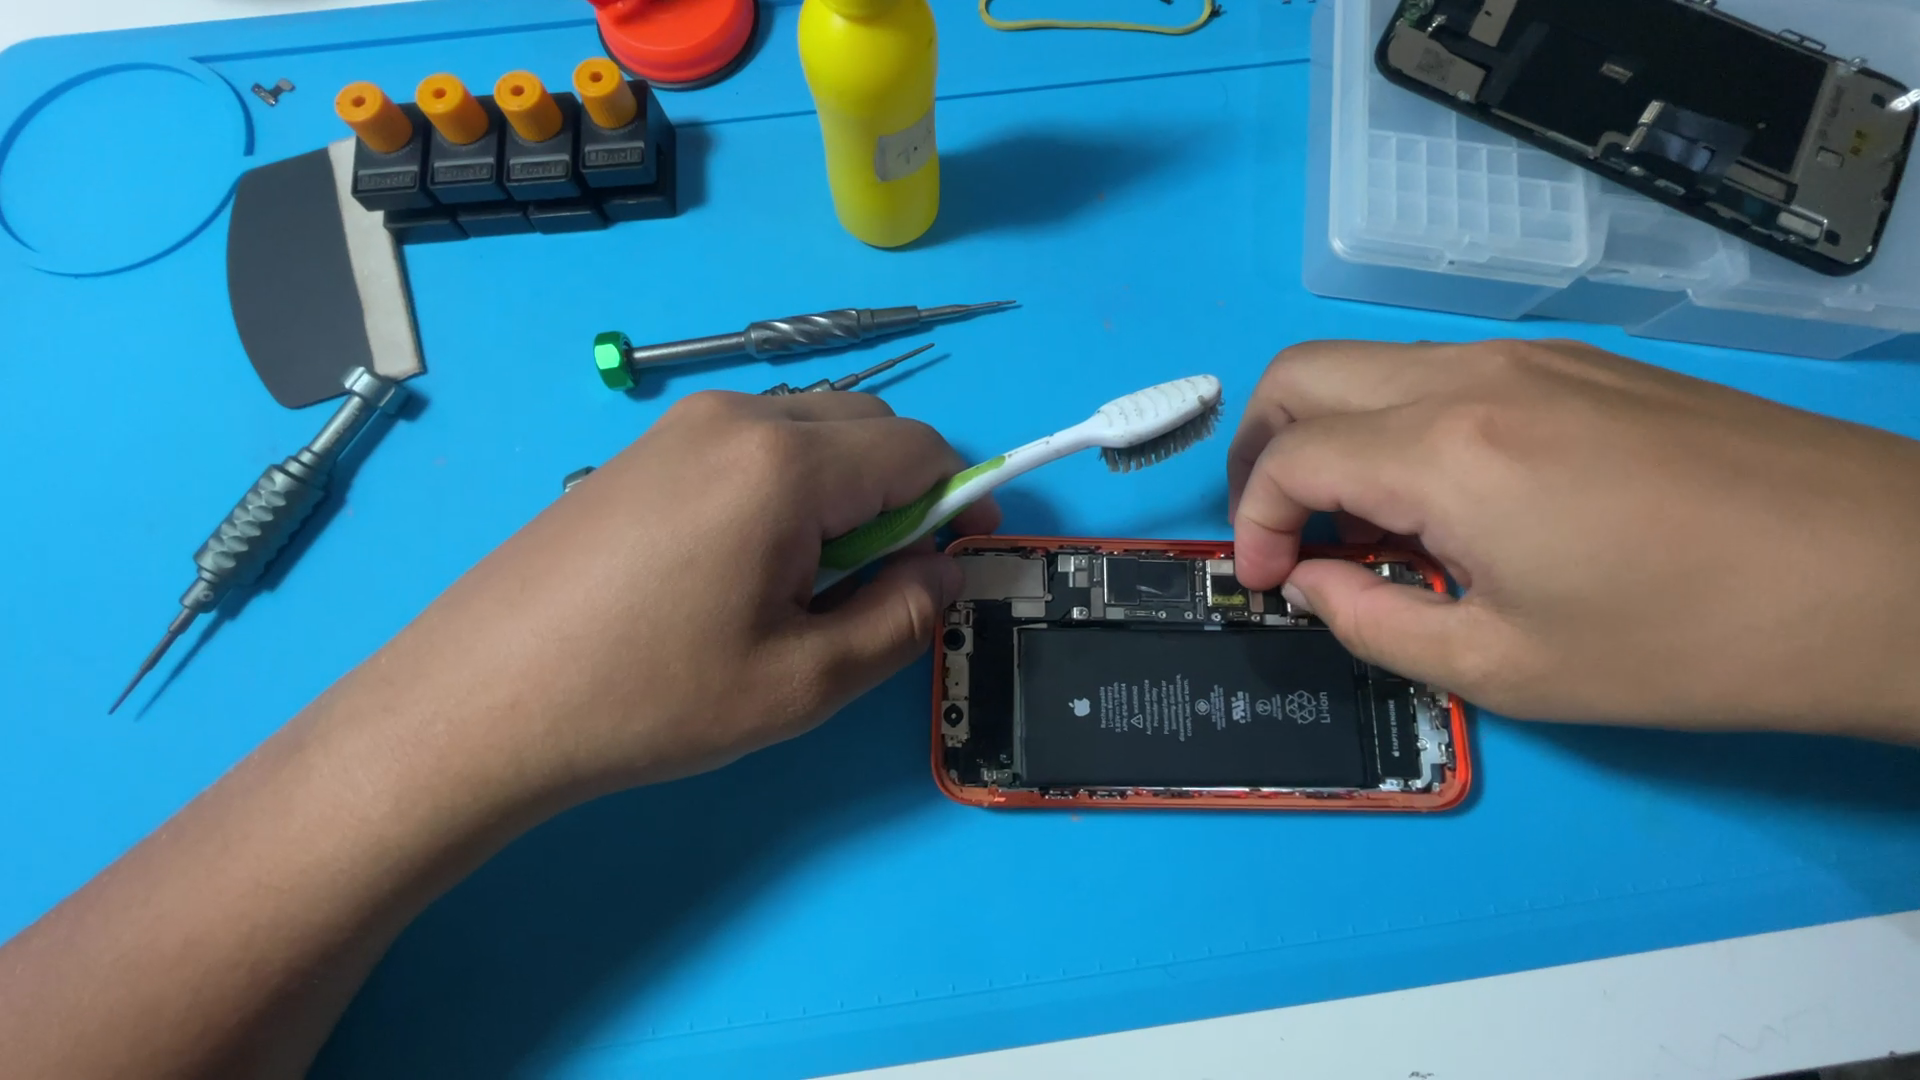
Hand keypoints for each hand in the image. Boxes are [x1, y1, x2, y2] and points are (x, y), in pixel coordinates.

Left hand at [338, 389, 998, 803]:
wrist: (476, 704)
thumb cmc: (652, 698)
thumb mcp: (805, 681)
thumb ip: (903, 618)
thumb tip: (947, 572)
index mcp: (786, 462)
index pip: (920, 448)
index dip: (961, 499)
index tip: (960, 560)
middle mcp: (738, 416)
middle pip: (869, 428)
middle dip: (902, 495)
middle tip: (875, 582)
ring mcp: (682, 425)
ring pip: (812, 433)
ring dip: (845, 492)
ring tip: (801, 580)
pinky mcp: (645, 450)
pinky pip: (754, 446)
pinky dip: (788, 488)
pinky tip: (740, 563)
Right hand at [1227, 339, 1919, 739]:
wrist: (1902, 578)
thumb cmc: (1688, 640)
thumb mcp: (1501, 668)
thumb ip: (1368, 623)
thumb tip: (1309, 583)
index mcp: (1443, 451)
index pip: (1288, 458)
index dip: (1252, 522)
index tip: (1267, 582)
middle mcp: (1467, 378)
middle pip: (1298, 375)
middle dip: (1256, 450)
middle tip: (1274, 526)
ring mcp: (1522, 358)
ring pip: (1360, 364)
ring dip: (1320, 433)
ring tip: (1350, 520)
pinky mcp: (1567, 363)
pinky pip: (1427, 374)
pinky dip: (1383, 424)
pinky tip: (1430, 494)